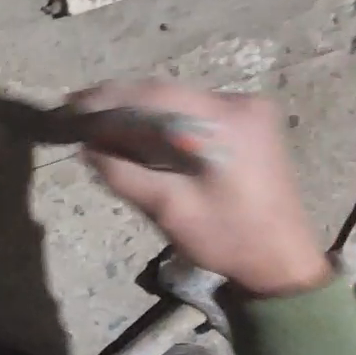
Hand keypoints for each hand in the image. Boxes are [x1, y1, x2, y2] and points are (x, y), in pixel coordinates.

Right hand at [72, 81, 331, 297]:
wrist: (284, 260)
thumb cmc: (228, 238)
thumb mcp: (167, 208)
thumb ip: (123, 174)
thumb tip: (87, 148)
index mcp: (225, 121)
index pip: (154, 95)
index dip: (107, 98)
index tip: (71, 105)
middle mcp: (239, 104)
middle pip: (165, 95)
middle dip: (118, 104)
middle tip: (75, 112)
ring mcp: (246, 112)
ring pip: (176, 104)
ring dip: (136, 114)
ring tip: (95, 124)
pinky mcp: (246, 125)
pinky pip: (190, 114)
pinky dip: (158, 124)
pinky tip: (131, 134)